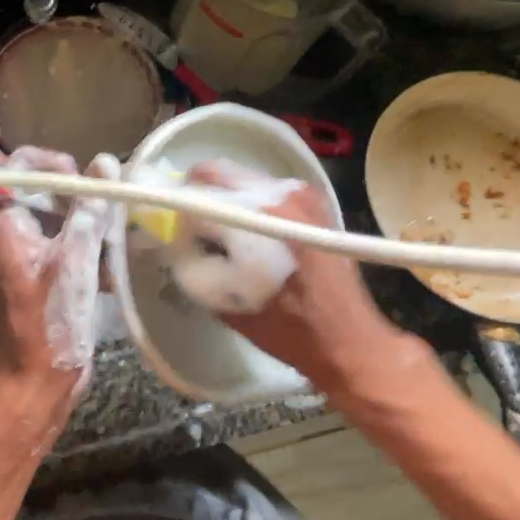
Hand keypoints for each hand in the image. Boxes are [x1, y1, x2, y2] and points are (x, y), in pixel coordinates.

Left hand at [0, 148, 112, 450]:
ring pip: (57, 217)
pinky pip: (62, 243)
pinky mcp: (37, 272)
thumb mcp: (78, 258)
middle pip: (43, 190)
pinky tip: (111, 266)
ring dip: (88, 224)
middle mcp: (5, 229)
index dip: (54, 162)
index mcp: (2, 220)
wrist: (37, 381)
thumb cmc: (51, 319)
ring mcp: (21, 252)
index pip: (19, 164)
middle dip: (80, 196)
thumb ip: (91, 208)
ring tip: (116, 238)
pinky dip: (86, 248)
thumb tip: (107, 162)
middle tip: (111, 207)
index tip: (87, 177)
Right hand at [183, 160, 419, 405]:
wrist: (353, 343)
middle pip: (221, 176)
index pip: (201, 190)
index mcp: (264, 213)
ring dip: (222, 203)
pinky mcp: (313, 201)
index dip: (177, 206)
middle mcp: (285, 191)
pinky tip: (243, 238)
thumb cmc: (291, 329)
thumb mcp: (228, 301)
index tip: (167, 226)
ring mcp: (303, 192)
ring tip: (216, 238)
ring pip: (241, 181)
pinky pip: (262, 191)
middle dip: (198, 199)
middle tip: (187, 231)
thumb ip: (193, 261)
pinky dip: (244, 207)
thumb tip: (169, 236)